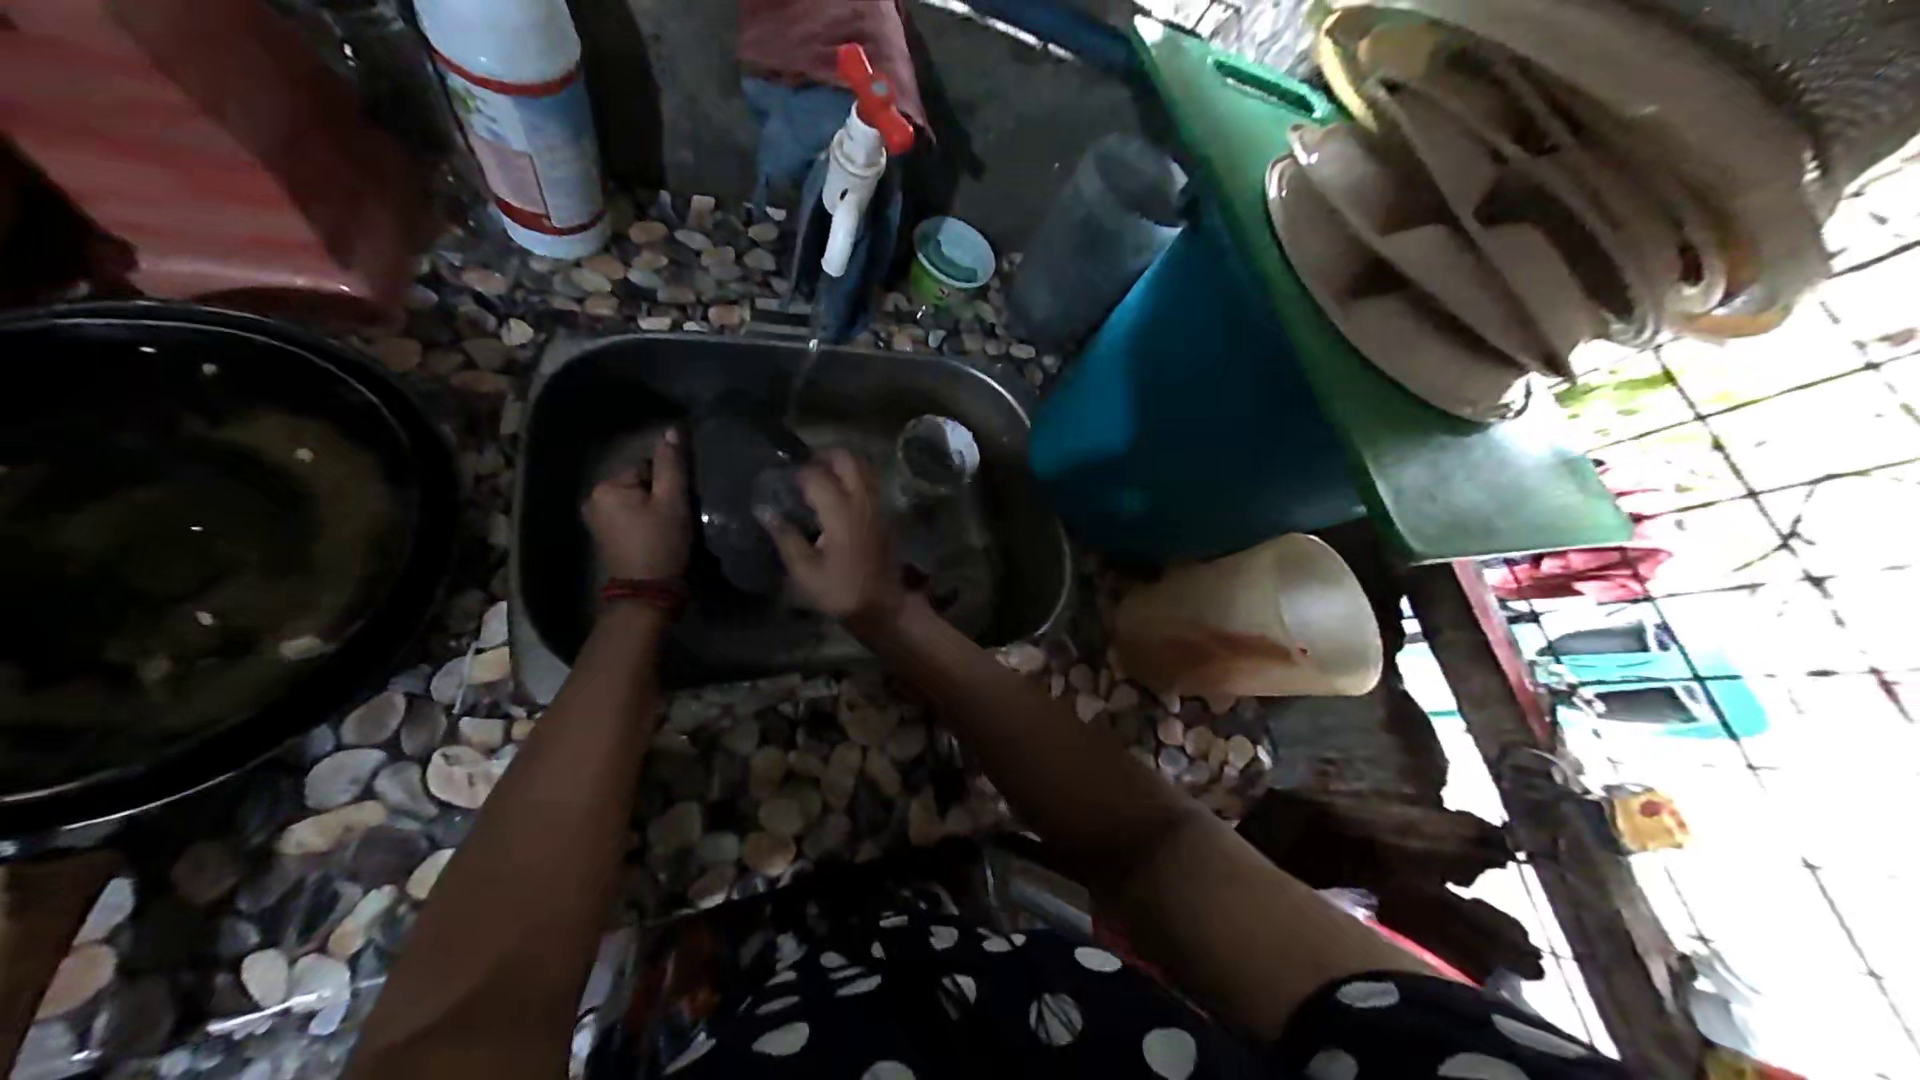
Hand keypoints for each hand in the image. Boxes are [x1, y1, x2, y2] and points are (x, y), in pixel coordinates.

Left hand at [583, 428, 689, 580]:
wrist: (647, 591)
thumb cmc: (662, 543)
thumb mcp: (673, 502)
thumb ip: (672, 465)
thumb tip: (671, 431)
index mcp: (606, 486)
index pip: (646, 467)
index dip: (666, 486)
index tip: (676, 506)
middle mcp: (592, 497)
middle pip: (637, 483)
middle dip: (656, 496)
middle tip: (673, 519)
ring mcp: (593, 518)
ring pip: (633, 499)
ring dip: (650, 508)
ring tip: (665, 528)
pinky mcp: (600, 534)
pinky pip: (626, 514)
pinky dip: (640, 521)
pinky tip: (652, 535)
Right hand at [757, 449, 905, 629]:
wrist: (883, 606)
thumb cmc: (841, 591)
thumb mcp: (805, 570)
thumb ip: (785, 536)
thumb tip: (765, 511)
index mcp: (840, 512)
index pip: (816, 475)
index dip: (797, 473)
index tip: (782, 480)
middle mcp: (863, 501)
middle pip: (847, 458)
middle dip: (824, 455)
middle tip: (804, 468)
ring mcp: (878, 505)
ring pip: (864, 466)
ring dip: (842, 463)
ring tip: (821, 476)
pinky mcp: (886, 513)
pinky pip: (872, 481)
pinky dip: (855, 476)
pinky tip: (839, 492)